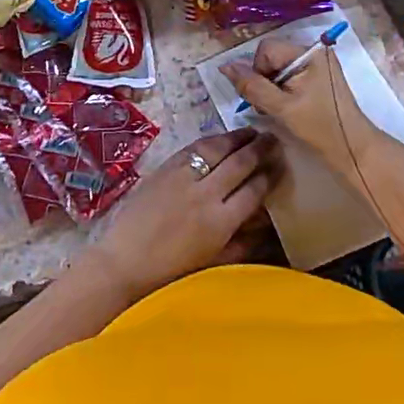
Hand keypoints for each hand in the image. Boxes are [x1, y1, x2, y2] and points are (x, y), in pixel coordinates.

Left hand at [79, 129, 275, 301]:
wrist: (123, 262)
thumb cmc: (170, 272)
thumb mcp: (213, 264)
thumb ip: (242, 243)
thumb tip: (265, 223)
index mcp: (220, 222)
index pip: (254, 190)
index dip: (269, 175)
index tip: (280, 165)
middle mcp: (205, 194)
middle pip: (240, 163)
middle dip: (260, 149)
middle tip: (273, 140)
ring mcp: (184, 177)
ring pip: (218, 148)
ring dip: (238, 137)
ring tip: (252, 132)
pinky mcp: (165, 167)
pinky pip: (194, 147)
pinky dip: (212, 140)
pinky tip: (222, 138)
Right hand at [222, 39, 386, 181]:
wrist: (353, 148)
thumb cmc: (319, 127)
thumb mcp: (281, 108)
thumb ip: (252, 86)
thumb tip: (225, 67)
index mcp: (309, 52)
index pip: (266, 49)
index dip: (258, 72)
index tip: (265, 97)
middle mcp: (313, 50)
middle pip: (271, 56)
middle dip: (264, 80)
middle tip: (270, 106)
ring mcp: (317, 63)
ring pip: (277, 67)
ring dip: (271, 87)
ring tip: (280, 109)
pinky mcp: (318, 76)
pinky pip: (289, 74)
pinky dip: (282, 90)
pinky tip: (288, 108)